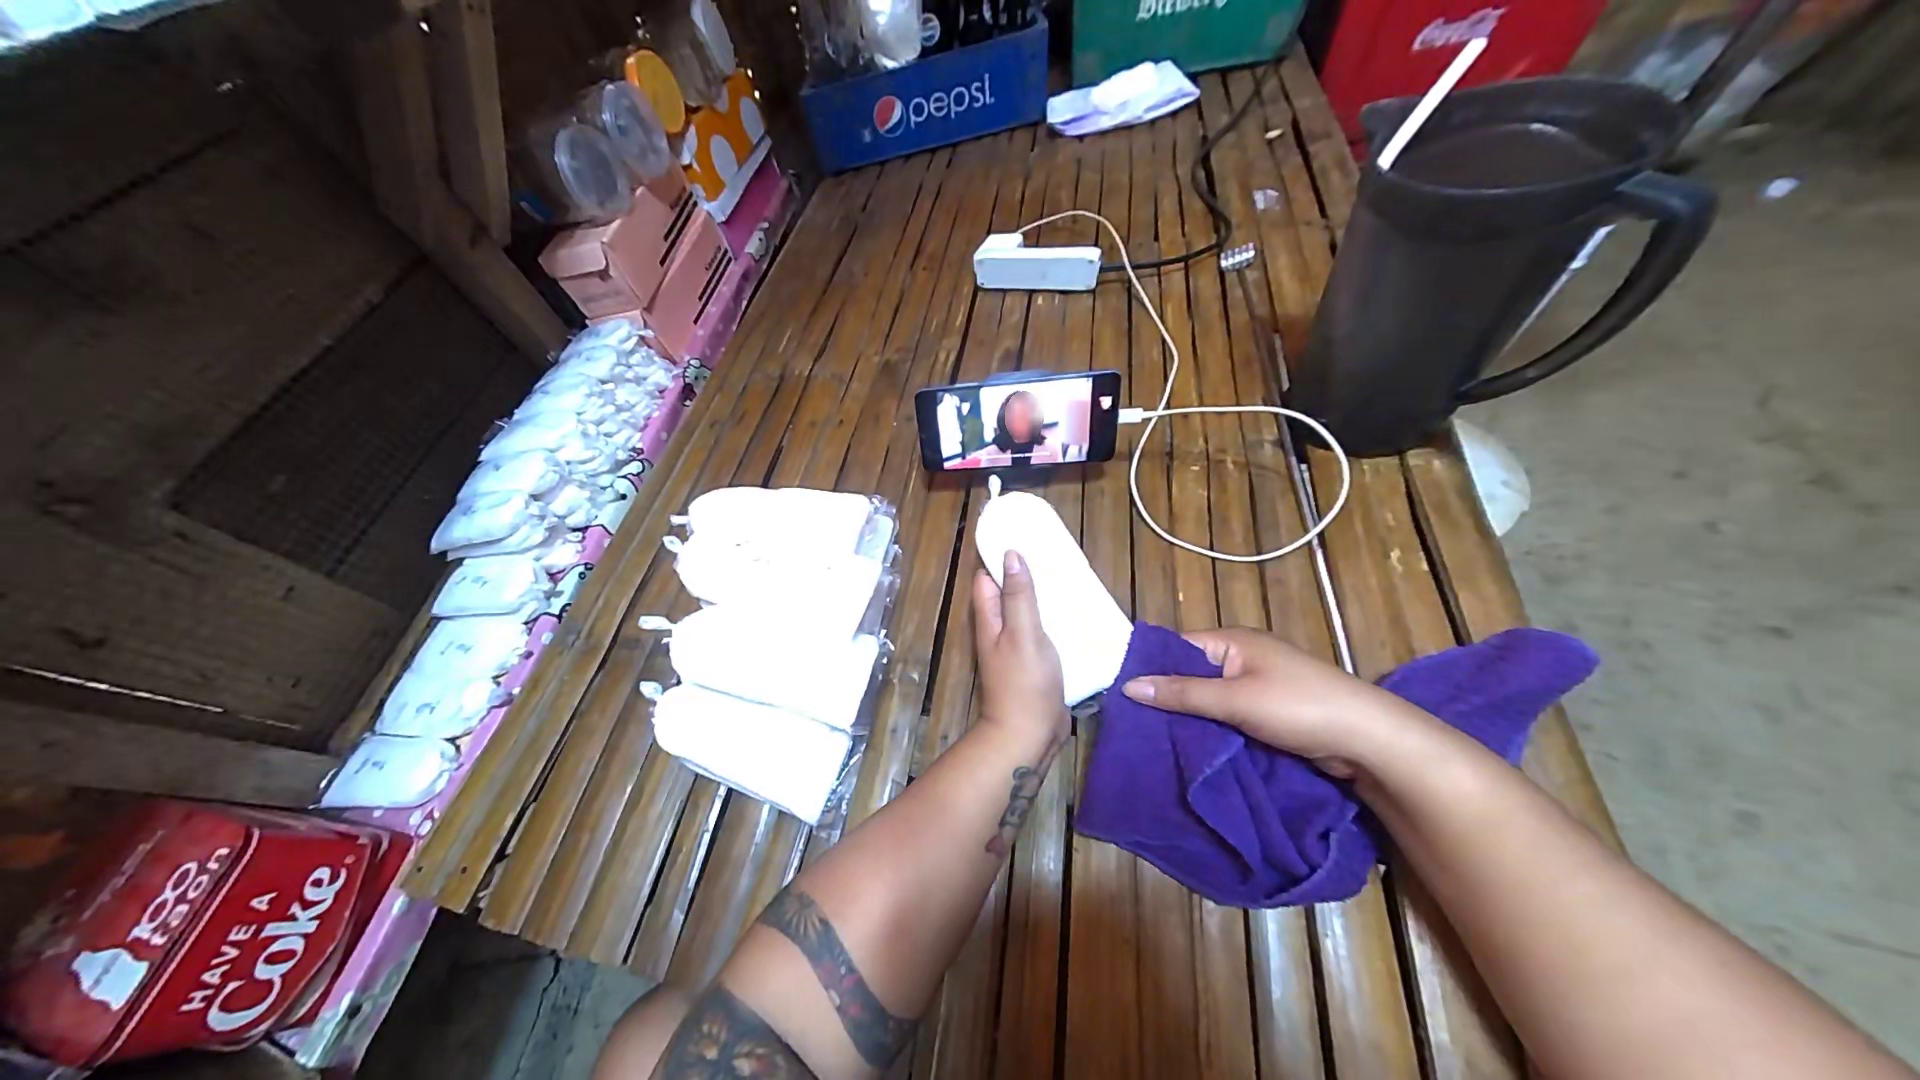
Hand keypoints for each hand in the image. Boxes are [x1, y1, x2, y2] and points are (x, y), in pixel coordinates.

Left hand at [972, 550, 1067, 747]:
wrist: (1029, 735)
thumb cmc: (1024, 682)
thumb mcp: (1023, 633)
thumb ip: (1018, 596)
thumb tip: (1010, 555)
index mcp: (990, 619)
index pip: (988, 578)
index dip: (1001, 558)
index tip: (1024, 536)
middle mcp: (999, 630)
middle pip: (1009, 593)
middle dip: (1027, 575)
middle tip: (1056, 555)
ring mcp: (1017, 648)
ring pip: (1028, 613)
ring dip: (1044, 598)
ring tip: (1070, 578)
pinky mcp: (1034, 663)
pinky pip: (1043, 633)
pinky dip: (1055, 621)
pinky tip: (1076, 615)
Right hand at [1120, 627, 1434, 777]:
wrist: (1368, 741)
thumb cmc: (1299, 707)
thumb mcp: (1235, 699)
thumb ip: (1182, 693)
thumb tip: (1129, 685)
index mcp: (1232, 641)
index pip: (1177, 648)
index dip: (1150, 668)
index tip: (1120, 694)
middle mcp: (1241, 657)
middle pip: (1190, 674)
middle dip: (1166, 696)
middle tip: (1131, 723)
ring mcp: (1255, 685)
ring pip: (1207, 698)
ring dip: (1188, 716)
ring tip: (1152, 738)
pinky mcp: (1266, 711)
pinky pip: (1225, 715)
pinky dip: (1209, 728)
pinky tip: (1188, 746)